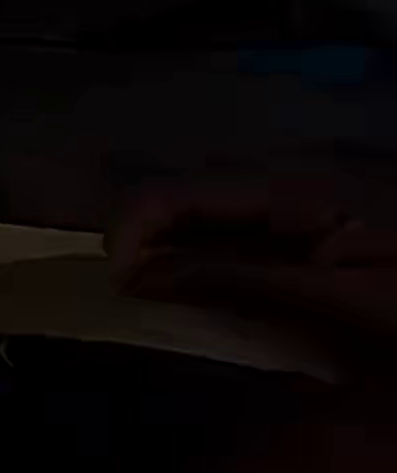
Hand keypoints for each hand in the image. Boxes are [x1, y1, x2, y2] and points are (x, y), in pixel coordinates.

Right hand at [108, 169, 396, 345]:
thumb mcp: (351, 304)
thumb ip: (235, 282)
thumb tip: (137, 279)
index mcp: (288, 180)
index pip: (161, 194)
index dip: (125, 236)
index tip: (120, 288)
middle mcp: (284, 168)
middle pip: (176, 196)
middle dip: (149, 243)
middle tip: (145, 295)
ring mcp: (305, 184)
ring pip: (203, 209)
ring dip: (181, 250)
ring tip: (179, 294)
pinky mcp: (322, 205)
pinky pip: (242, 222)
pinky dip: (220, 254)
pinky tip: (227, 286)